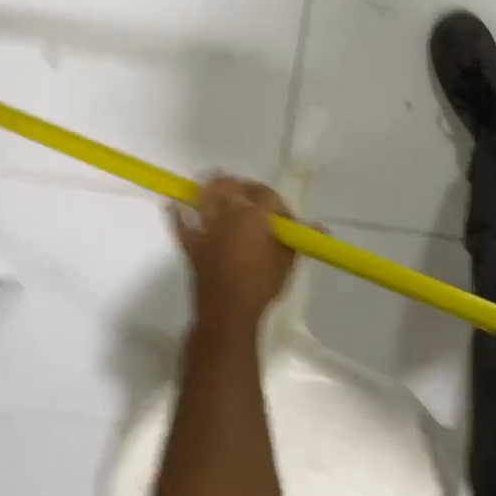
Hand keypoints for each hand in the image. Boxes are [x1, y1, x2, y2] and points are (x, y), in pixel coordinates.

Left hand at [174, 173, 296, 326]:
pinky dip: (178, 211)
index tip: (285, 220)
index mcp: (255, 215)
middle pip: (233, 185)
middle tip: (256, 200)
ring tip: (221, 188)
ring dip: (212, 187)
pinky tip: (178, 206)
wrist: (228, 311)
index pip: (268, 195)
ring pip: (204, 194)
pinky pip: (179, 220)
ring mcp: (205, 226)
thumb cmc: (263, 283)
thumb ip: (297, 238)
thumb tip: (317, 226)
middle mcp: (227, 213)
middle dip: (246, 187)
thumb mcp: (288, 260)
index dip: (279, 205)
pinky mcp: (189, 241)